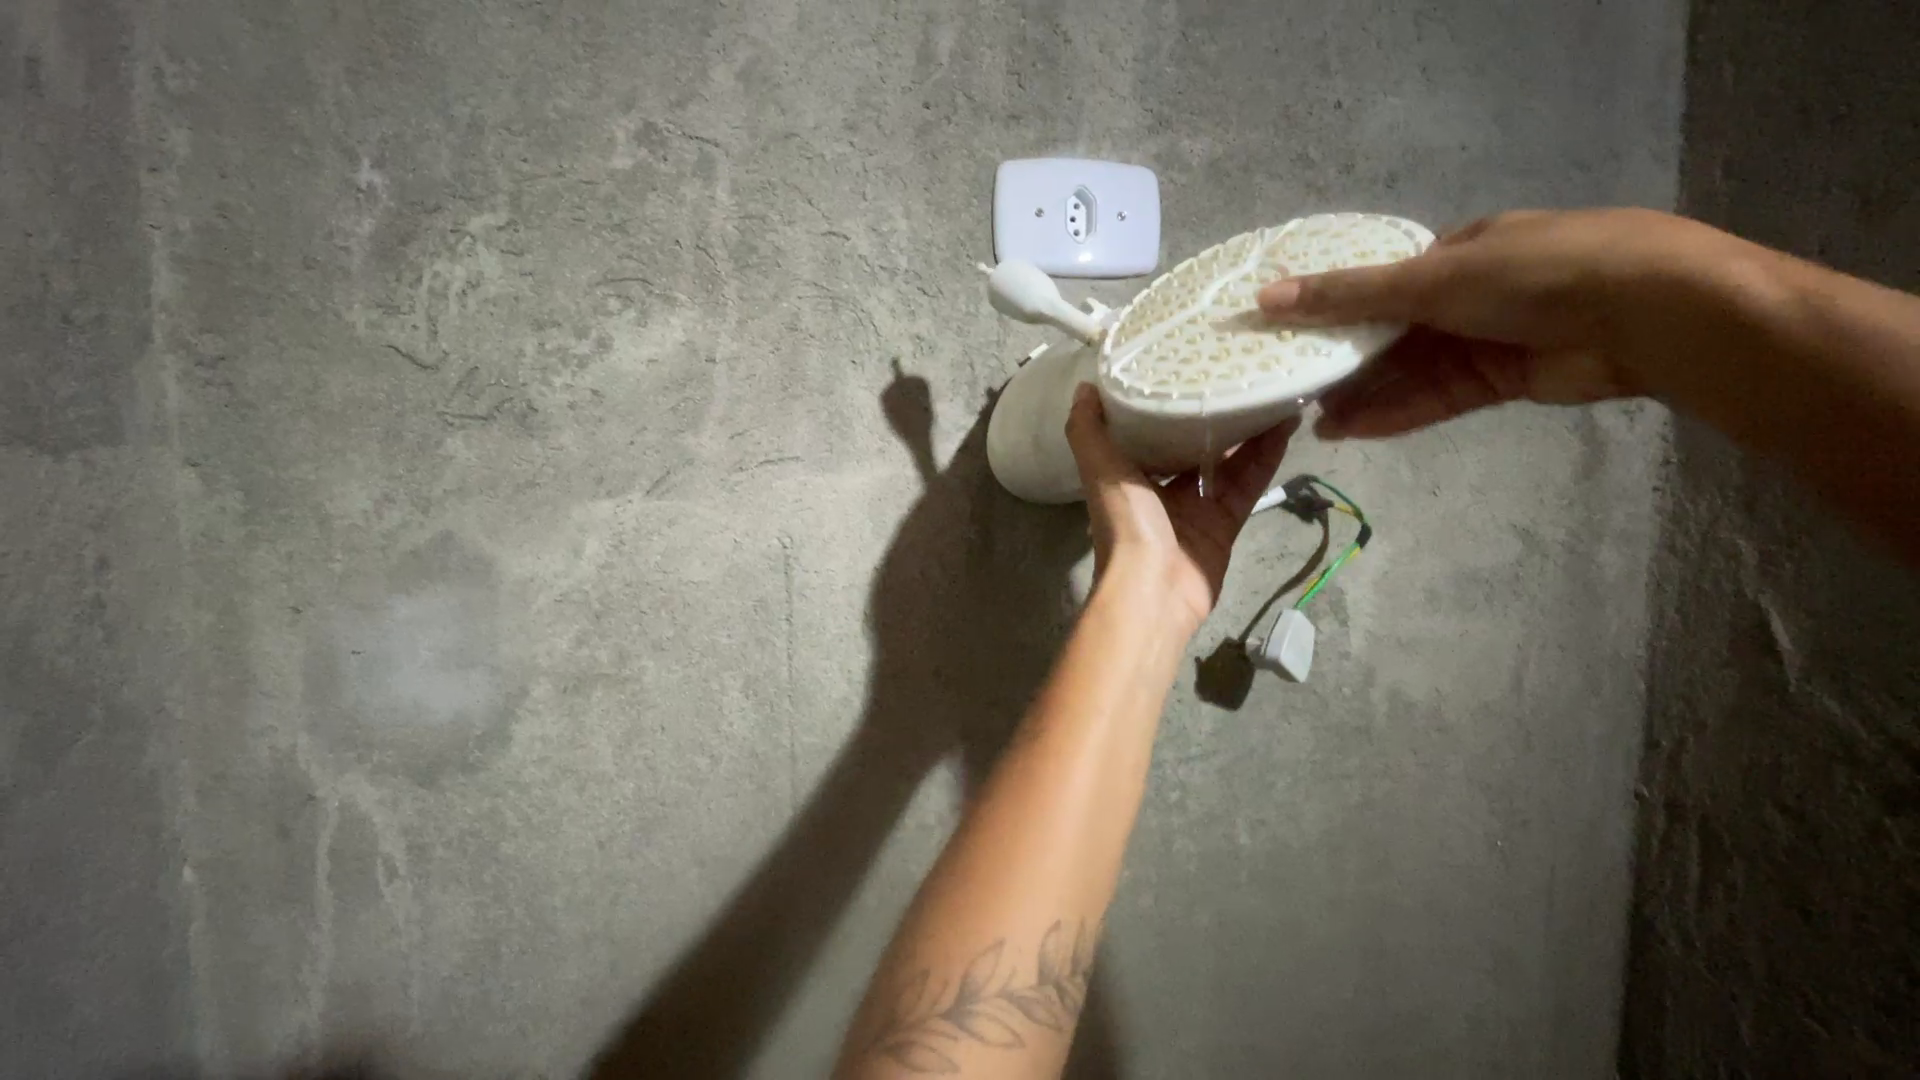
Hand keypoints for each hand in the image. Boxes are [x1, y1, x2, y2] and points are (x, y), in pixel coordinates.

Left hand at [1064, 384, 1295, 630]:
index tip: (1184, 366)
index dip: (1164, 403)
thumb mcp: (1100, 470)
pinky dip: (1265, 458)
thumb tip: (1084, 387)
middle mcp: (1161, 490)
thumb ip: (1088, 431)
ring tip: (1269, 388)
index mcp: (1128, 475)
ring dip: (1246, 430)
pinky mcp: (1225, 525)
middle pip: (1191, 445)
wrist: (1153, 590)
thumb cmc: (1125, 525)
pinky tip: (1284, 425)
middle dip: (1211, 414)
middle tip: (1236, 372)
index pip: (1147, 431)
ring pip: (1226, 462)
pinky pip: (1247, 485)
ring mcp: (1195, 509)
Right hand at [1256, 208, 1744, 438]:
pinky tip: (1355, 430)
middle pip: (1391, 333)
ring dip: (1365, 395)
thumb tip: (1267, 296)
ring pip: (1411, 371)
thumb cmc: (1535, 274)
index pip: (1382, 283)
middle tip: (1295, 389)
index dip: (1334, 309)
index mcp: (1458, 251)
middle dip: (1345, 362)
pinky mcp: (1500, 381)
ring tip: (1315, 422)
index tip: (1291, 335)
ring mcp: (1485, 339)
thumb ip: (1349, 295)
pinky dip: (1398, 413)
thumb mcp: (1433, 278)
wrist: (1648, 314)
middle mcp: (1468, 294)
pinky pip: (1437, 398)